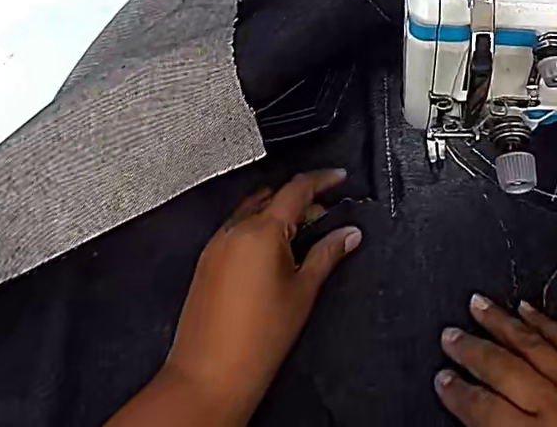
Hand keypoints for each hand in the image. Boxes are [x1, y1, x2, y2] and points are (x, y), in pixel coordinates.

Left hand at [107, 170, 361, 426]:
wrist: (206, 379)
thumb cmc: (258, 339)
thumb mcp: (302, 292)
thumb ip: (327, 254)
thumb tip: (350, 234)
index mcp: (263, 231)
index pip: (297, 189)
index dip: (322, 179)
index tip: (339, 177)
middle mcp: (237, 229)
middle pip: (275, 196)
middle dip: (302, 200)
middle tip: (324, 214)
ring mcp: (218, 244)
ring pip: (254, 210)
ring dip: (279, 212)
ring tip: (300, 233)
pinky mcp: (206, 260)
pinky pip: (237, 227)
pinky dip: (258, 226)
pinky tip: (272, 251)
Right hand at [435, 294, 556, 426]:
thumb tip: (473, 419)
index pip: (484, 410)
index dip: (458, 393)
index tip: (441, 379)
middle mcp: (555, 409)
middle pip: (503, 368)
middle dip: (471, 350)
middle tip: (449, 335)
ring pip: (531, 344)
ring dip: (501, 321)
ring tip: (478, 304)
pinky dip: (544, 322)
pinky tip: (526, 308)